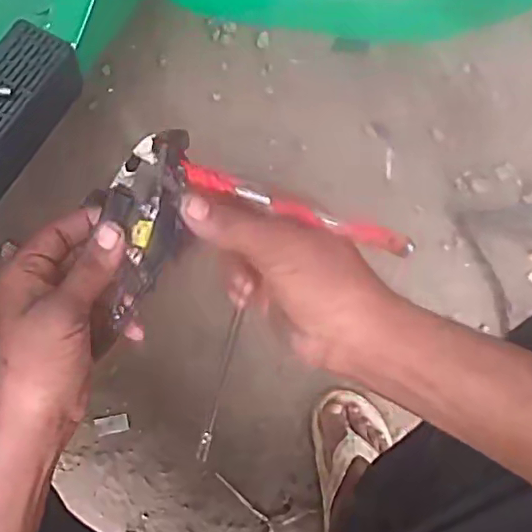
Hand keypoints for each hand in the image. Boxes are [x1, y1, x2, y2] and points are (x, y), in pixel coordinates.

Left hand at [0, 207, 125, 443]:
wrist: (39, 420)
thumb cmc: (38, 365)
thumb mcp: (65, 311)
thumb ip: (91, 270)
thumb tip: (113, 232)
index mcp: (26, 274)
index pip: (58, 232)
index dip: (88, 222)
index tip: (123, 217)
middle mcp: (42, 288)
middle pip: (83, 258)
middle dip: (113, 259)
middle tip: (144, 253)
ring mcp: (63, 311)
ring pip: (99, 285)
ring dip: (122, 290)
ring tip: (142, 292)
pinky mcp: (80, 333)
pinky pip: (105, 313)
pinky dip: (121, 317)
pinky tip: (135, 328)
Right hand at [181, 192, 408, 376]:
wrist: (349, 338)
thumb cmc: (322, 284)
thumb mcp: (276, 249)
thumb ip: (231, 226)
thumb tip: (188, 202)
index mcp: (289, 212)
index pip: (242, 193)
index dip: (212, 195)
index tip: (182, 201)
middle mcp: (280, 232)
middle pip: (231, 225)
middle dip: (223, 243)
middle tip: (227, 257)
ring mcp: (274, 262)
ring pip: (231, 255)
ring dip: (232, 271)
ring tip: (247, 287)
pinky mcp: (269, 290)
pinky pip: (240, 280)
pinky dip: (239, 289)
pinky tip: (248, 299)